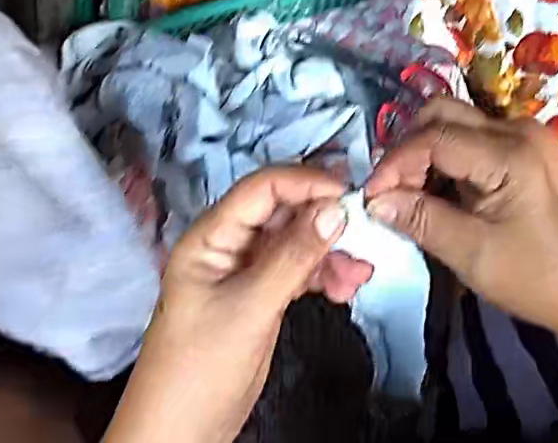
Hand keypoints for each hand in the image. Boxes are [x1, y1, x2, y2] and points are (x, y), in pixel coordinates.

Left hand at [105, 167, 373, 442]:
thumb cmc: (195, 374)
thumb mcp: (249, 310)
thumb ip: (294, 257)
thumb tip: (334, 209)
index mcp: (212, 237)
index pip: (264, 188)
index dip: (306, 183)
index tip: (346, 194)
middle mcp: (230, 244)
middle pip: (286, 211)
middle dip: (326, 219)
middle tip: (362, 228)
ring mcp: (248, 269)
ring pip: (299, 239)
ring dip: (332, 250)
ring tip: (358, 270)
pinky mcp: (263, 293)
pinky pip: (301, 268)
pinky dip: (326, 274)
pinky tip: (347, 285)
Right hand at [363, 98, 557, 338]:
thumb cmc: (530, 276)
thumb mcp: (471, 253)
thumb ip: (421, 219)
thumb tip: (374, 199)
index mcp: (510, 153)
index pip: (437, 137)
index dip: (397, 162)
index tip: (370, 195)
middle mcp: (518, 128)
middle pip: (446, 113)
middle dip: (409, 147)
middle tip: (389, 190)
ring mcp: (524, 131)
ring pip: (456, 120)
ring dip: (425, 150)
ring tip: (408, 192)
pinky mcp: (525, 142)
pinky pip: (472, 134)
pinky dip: (446, 156)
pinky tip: (437, 188)